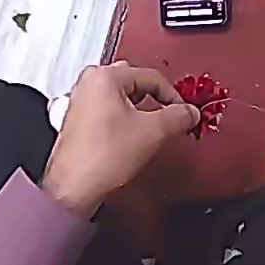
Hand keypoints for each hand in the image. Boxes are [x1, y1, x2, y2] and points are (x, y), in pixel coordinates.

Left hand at [43, 64, 199, 215]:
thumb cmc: (103, 156)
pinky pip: (108, 109)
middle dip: (155, 100)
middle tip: (168, 117)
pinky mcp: (77, 119)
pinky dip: (123, 118)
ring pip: (122, 96)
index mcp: (105, 76)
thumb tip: (190, 112)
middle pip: (136, 83)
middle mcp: (89, 82)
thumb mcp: (154, 132)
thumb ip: (178, 116)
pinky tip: (129, 136)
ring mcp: (80, 100)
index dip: (173, 96)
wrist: (73, 188)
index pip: (152, 77)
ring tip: (150, 128)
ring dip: (140, 109)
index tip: (183, 112)